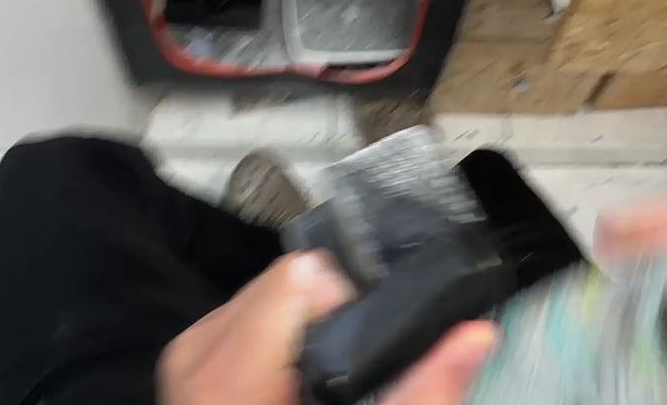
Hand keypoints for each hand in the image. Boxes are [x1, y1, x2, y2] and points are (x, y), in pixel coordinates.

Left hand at [157, 251, 497, 404]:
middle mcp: (202, 351)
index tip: (359, 339)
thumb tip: (476, 335)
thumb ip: (421, 391)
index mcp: (234, 377)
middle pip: (286, 277)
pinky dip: (275, 329)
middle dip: (325, 310)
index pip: (297, 275)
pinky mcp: (190, 352)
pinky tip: (290, 370)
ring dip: (301, 318)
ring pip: (269, 286)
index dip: (342, 297)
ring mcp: (190, 350)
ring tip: (318, 372)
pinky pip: (247, 306)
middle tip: (343, 365)